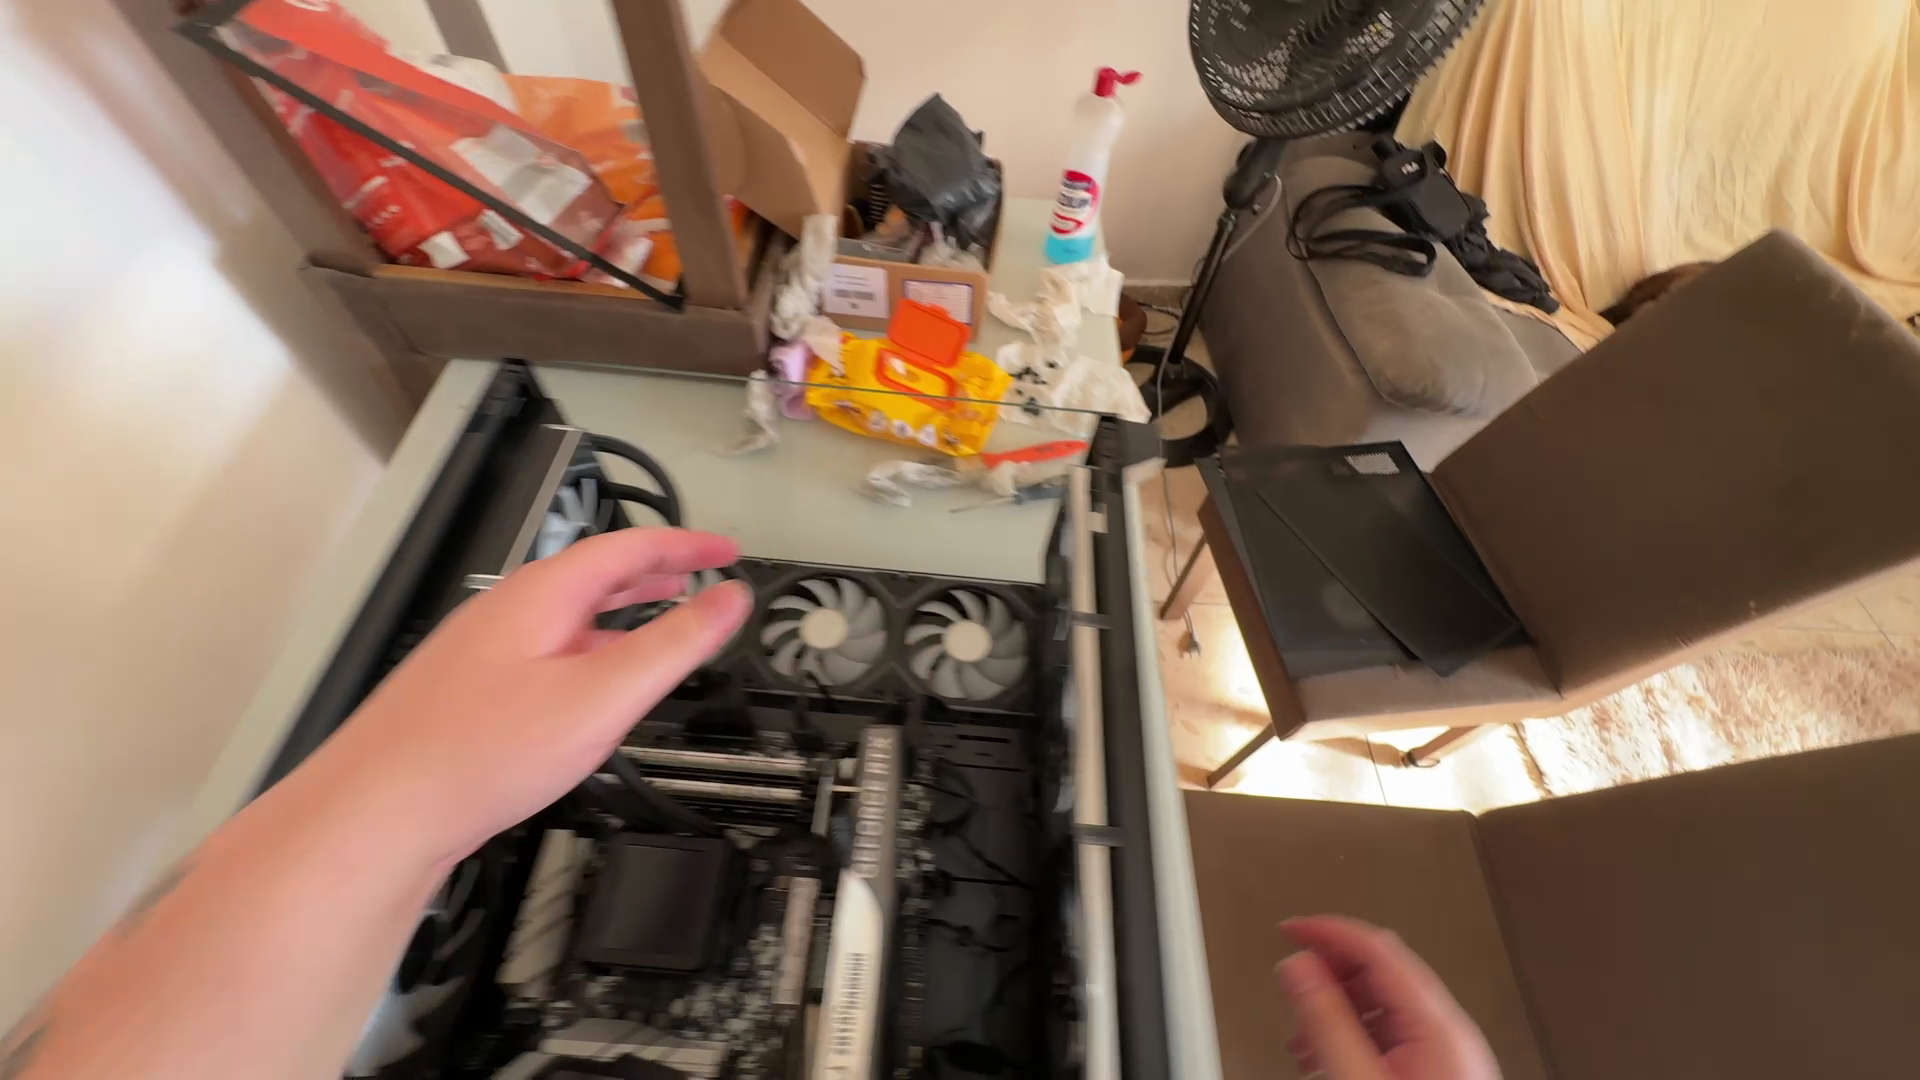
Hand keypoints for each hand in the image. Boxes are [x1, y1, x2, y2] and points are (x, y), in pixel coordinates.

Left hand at [299, 527, 752, 866]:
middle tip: (705, 571)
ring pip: (575, 608)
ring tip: (668, 606)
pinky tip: (605, 671)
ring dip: (630, 601)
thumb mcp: (604, 694)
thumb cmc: (481, 754)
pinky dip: (598, 639)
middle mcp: (510, 609)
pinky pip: (554, 642)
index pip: (631, 546)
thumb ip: (676, 643)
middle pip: (600, 570)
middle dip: (661, 567)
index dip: (688, 545)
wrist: (371, 819)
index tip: (727, 552)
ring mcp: (488, 646)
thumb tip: (730, 600)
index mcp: (543, 595)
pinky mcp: (476, 685)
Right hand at [1277, 916, 1499, 1079]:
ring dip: (1336, 1004)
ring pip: (1382, 1002)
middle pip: (1381, 971)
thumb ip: (1324, 1020)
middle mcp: (1450, 1034)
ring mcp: (1448, 1056)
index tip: (1290, 930)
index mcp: (1437, 1027)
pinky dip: (1352, 1031)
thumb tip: (1296, 966)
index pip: (1377, 949)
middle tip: (1292, 979)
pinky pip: (1390, 1032)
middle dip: (1329, 971)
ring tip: (1303, 1033)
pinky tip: (1327, 1056)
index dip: (1328, 931)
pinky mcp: (1440, 1075)